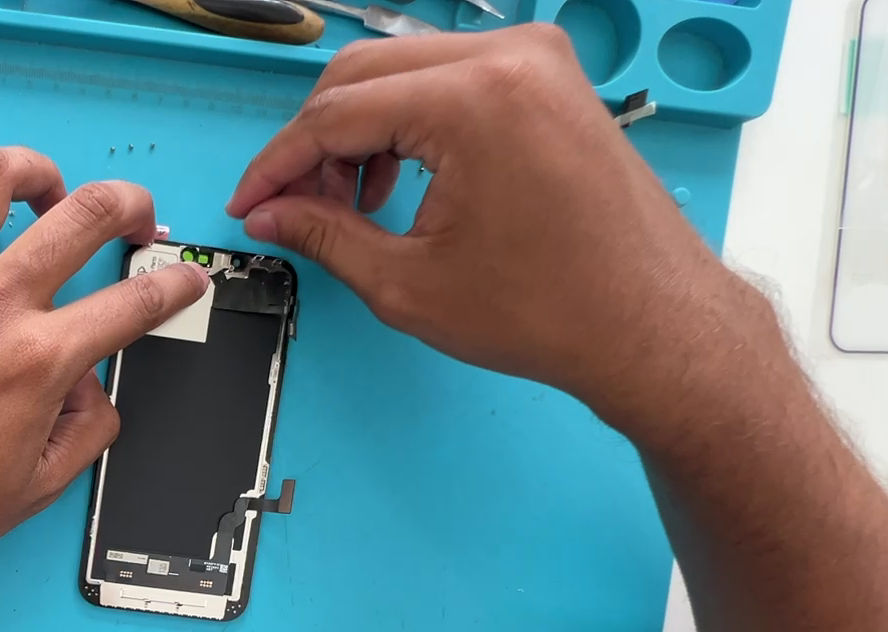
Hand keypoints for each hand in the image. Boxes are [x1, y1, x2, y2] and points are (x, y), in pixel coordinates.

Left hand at [0, 147, 208, 576]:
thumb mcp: (38, 487)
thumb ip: (89, 429)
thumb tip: (94, 387)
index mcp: (38, 363)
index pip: (133, 303)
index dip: (173, 286)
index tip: (182, 281)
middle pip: (83, 215)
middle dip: (130, 205)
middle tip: (137, 218)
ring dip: (37, 171)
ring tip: (50, 188)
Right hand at [226, 26, 759, 420]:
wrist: (642, 320)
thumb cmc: (533, 308)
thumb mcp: (401, 281)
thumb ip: (322, 235)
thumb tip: (265, 215)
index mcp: (473, 101)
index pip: (334, 114)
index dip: (274, 166)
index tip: (245, 206)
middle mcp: (507, 56)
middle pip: (359, 76)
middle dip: (308, 144)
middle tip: (289, 208)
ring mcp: (534, 60)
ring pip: (397, 73)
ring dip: (350, 134)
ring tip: (341, 206)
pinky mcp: (544, 80)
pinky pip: (442, 83)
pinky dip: (397, 127)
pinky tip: (388, 185)